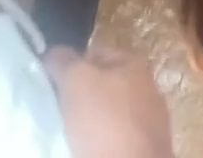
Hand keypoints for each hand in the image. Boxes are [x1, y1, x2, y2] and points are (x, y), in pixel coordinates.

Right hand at [44, 47, 173, 157]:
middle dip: (81, 96)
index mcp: (135, 64)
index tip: (54, 85)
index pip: (94, 54)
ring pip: (108, 115)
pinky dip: (101, 143)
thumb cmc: (105, 120)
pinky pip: (115, 140)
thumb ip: (62, 60)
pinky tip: (88, 149)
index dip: (70, 66)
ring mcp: (150, 123)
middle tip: (60, 109)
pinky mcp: (144, 151)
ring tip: (71, 133)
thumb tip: (53, 54)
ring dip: (90, 123)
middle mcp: (147, 89)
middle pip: (102, 86)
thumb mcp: (75, 78)